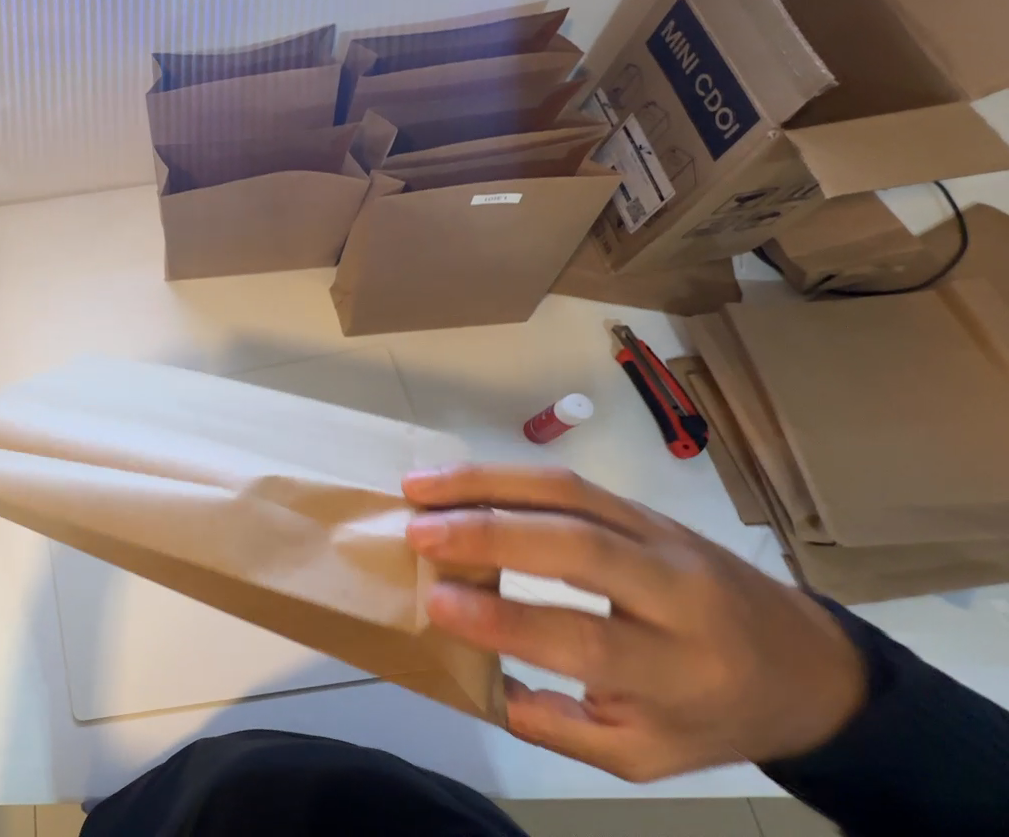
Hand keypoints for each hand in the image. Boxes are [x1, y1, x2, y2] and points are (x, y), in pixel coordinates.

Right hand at [404, 465, 866, 781]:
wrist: (811, 669)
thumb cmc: (713, 715)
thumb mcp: (643, 752)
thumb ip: (554, 726)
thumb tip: (470, 679)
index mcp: (683, 671)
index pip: (585, 638)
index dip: (505, 620)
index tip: (435, 602)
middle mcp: (679, 594)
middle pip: (579, 545)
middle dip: (489, 533)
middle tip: (417, 533)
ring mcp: (663, 538)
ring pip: (569, 493)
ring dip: (485, 483)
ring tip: (418, 487)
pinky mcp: (645, 509)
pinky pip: (571, 481)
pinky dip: (504, 474)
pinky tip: (456, 478)